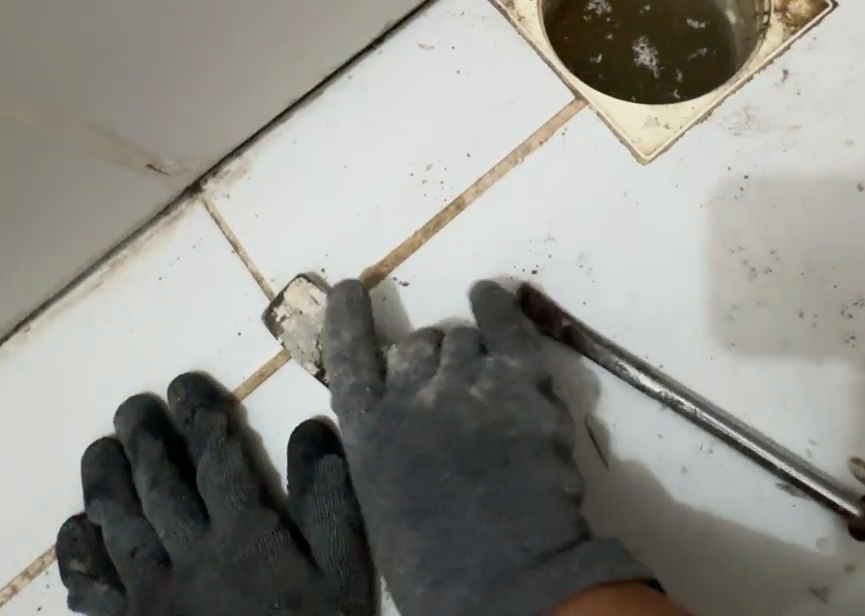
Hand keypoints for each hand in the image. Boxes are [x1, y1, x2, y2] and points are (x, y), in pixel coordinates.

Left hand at [56, 372, 373, 615]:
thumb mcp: (342, 569)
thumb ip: (328, 499)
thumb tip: (311, 427)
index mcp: (241, 534)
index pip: (214, 457)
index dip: (197, 415)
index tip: (183, 384)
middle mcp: (187, 556)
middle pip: (158, 484)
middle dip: (144, 438)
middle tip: (132, 406)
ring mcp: (150, 598)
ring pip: (118, 526)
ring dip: (105, 482)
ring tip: (100, 448)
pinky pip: (91, 591)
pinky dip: (78, 557)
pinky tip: (74, 530)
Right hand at [323, 279, 651, 615]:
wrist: (506, 577)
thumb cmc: (434, 560)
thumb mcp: (382, 498)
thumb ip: (383, 444)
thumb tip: (388, 411)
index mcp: (369, 427)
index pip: (348, 353)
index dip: (347, 317)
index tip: (351, 288)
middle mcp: (412, 390)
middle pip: (419, 344)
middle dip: (431, 358)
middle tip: (450, 386)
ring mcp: (466, 378)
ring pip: (462, 337)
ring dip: (468, 352)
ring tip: (482, 380)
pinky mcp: (517, 376)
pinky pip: (504, 324)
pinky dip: (497, 305)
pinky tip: (491, 298)